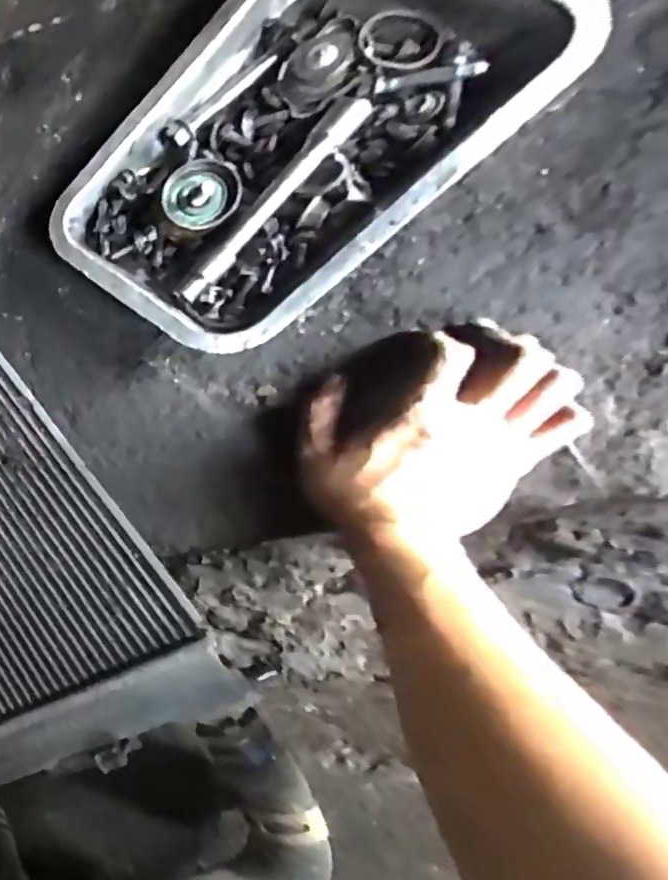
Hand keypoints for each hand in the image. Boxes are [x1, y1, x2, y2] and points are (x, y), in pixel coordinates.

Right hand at [301, 327, 591, 547]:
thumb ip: (319, 414)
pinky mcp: (519, 459)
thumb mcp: (314, 455)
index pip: (450, 354)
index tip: (425, 344)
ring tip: (513, 371)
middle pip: (520, 358)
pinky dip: (560, 408)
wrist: (400, 538)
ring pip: (553, 384)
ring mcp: (502, 438)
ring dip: (539, 370)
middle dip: (503, 341)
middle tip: (482, 342)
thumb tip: (332, 380)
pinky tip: (535, 409)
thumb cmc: (352, 495)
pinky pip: (566, 423)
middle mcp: (472, 417)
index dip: (439, 341)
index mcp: (421, 412)